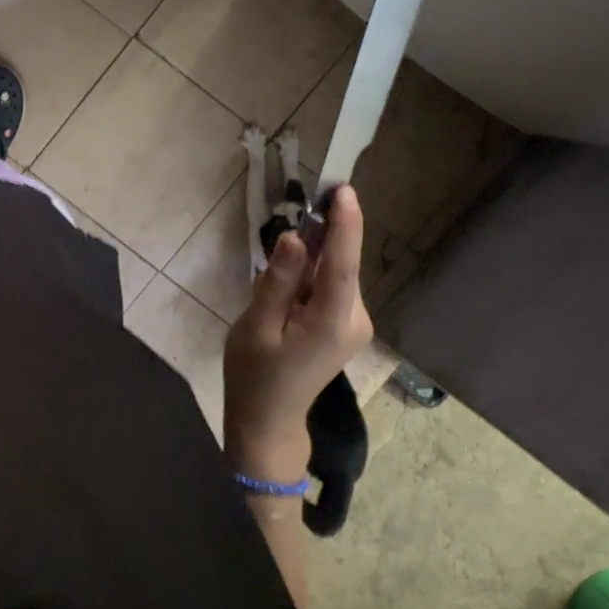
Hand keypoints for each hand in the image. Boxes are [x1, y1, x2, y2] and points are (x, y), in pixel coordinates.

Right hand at [220, 186, 372, 479]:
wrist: (267, 418)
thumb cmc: (255, 373)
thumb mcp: (257, 325)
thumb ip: (278, 281)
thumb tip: (295, 239)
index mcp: (333, 320)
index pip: (342, 263)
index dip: (344, 225)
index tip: (344, 190)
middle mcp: (353, 319)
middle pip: (337, 264)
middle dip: (319, 237)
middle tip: (290, 218)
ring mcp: (351, 323)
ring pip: (331, 274)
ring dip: (308, 258)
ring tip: (273, 275)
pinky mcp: (341, 325)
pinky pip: (327, 287)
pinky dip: (307, 275)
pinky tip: (282, 288)